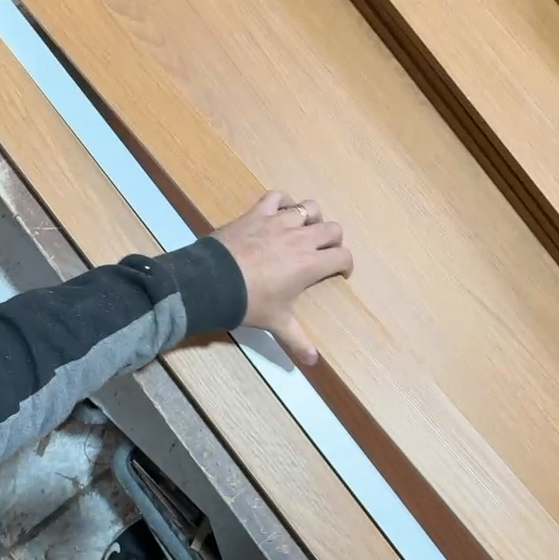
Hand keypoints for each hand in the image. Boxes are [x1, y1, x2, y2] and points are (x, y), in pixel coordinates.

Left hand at [210, 191, 353, 365]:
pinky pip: (277, 197)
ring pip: (309, 208)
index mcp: (310, 264)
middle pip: (332, 229)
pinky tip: (281, 212)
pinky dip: (283, 202)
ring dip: (313, 218)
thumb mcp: (276, 322)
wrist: (212, 283)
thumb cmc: (249, 303)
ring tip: (306, 230)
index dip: (346, 264)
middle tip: (324, 253)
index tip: (340, 272)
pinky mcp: (258, 213)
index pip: (342, 256)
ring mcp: (279, 223)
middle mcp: (300, 239)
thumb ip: (297, 340)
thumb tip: (313, 362)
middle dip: (333, 240)